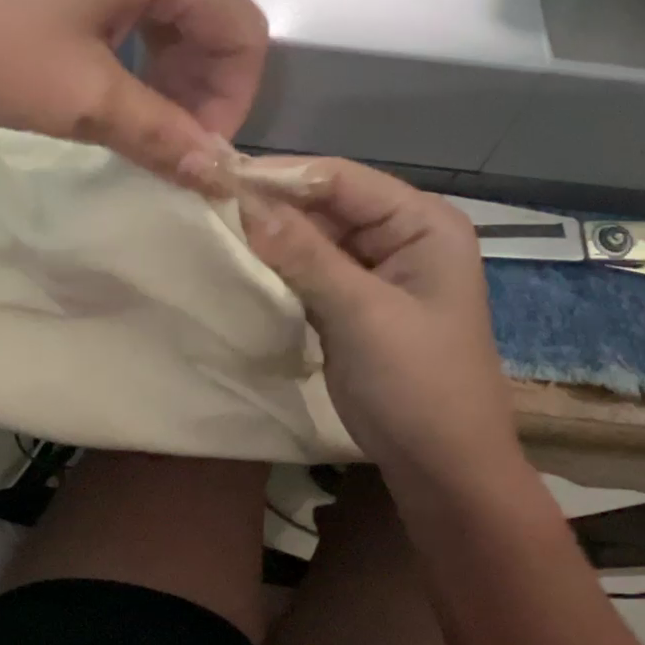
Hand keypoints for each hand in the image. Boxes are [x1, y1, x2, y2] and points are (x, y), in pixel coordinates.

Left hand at [0, 0, 266, 193]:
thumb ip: (162, 135)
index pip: (242, 31)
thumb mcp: (80, 100)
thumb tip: (219, 175)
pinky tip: (92, 77)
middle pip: (206, 15)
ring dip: (161, 70)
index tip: (195, 157)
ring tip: (127, 120)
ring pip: (163, 6)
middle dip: (197, 88)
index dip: (232, 103)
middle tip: (161, 146)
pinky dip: (125, 43)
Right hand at [236, 157, 516, 468]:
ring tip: (208, 226)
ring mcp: (375, 271)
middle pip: (324, 204)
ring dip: (267, 237)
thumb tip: (243, 201)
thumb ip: (304, 254)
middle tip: (201, 202)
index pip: (340, 179)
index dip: (278, 174)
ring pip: (310, 237)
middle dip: (268, 205)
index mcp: (422, 223)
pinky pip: (308, 271)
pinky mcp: (351, 304)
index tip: (214, 176)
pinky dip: (276, 268)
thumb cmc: (419, 384)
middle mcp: (400, 235)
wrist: (443, 469)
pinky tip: (236, 263)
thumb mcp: (362, 314)